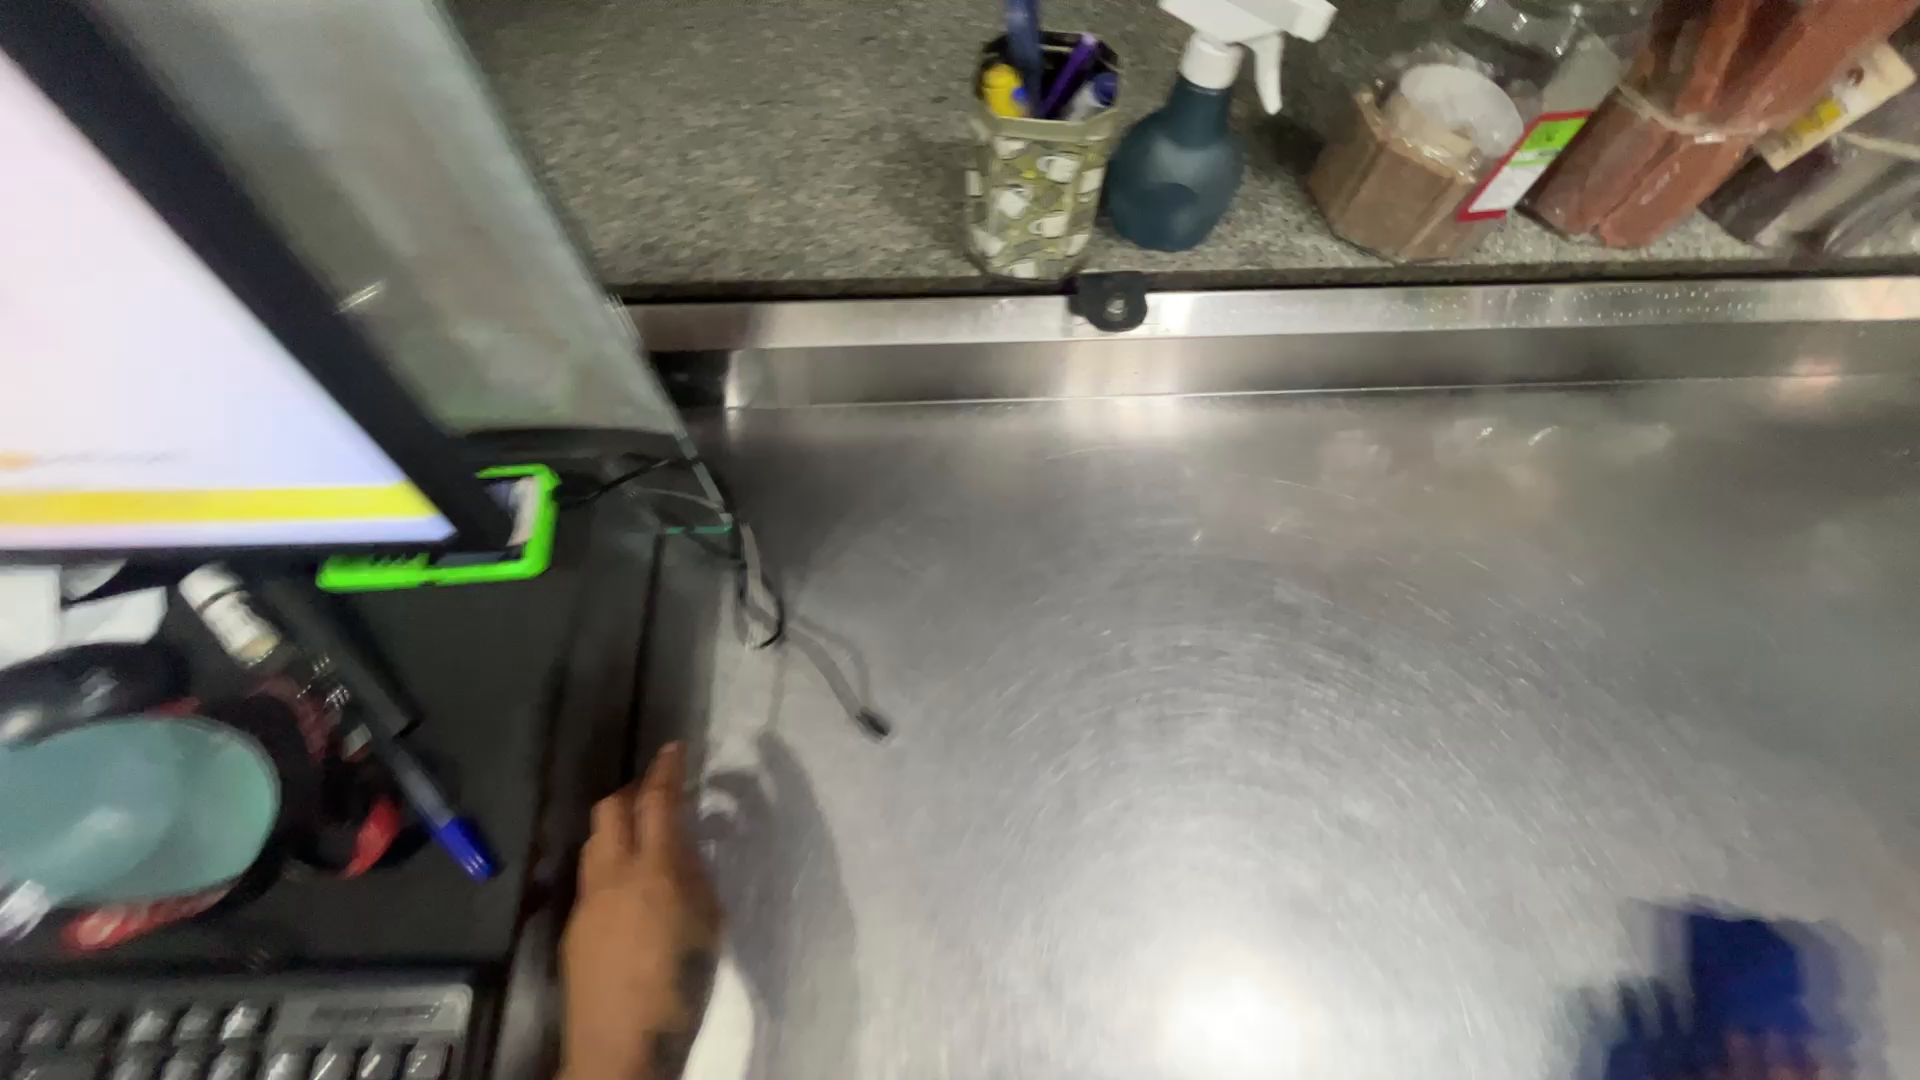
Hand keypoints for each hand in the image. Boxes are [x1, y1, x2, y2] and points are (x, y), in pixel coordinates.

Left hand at [561, 743, 723, 1079]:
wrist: (621, 1047)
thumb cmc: (681, 983)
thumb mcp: (709, 922)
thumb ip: (695, 877)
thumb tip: (683, 852)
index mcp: (656, 868)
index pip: (657, 800)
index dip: (666, 769)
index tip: (674, 748)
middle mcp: (614, 873)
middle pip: (612, 809)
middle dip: (634, 790)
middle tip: (658, 791)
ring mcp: (588, 900)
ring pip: (595, 841)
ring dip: (618, 826)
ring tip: (643, 837)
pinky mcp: (574, 928)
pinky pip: (591, 877)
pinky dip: (610, 864)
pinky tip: (629, 891)